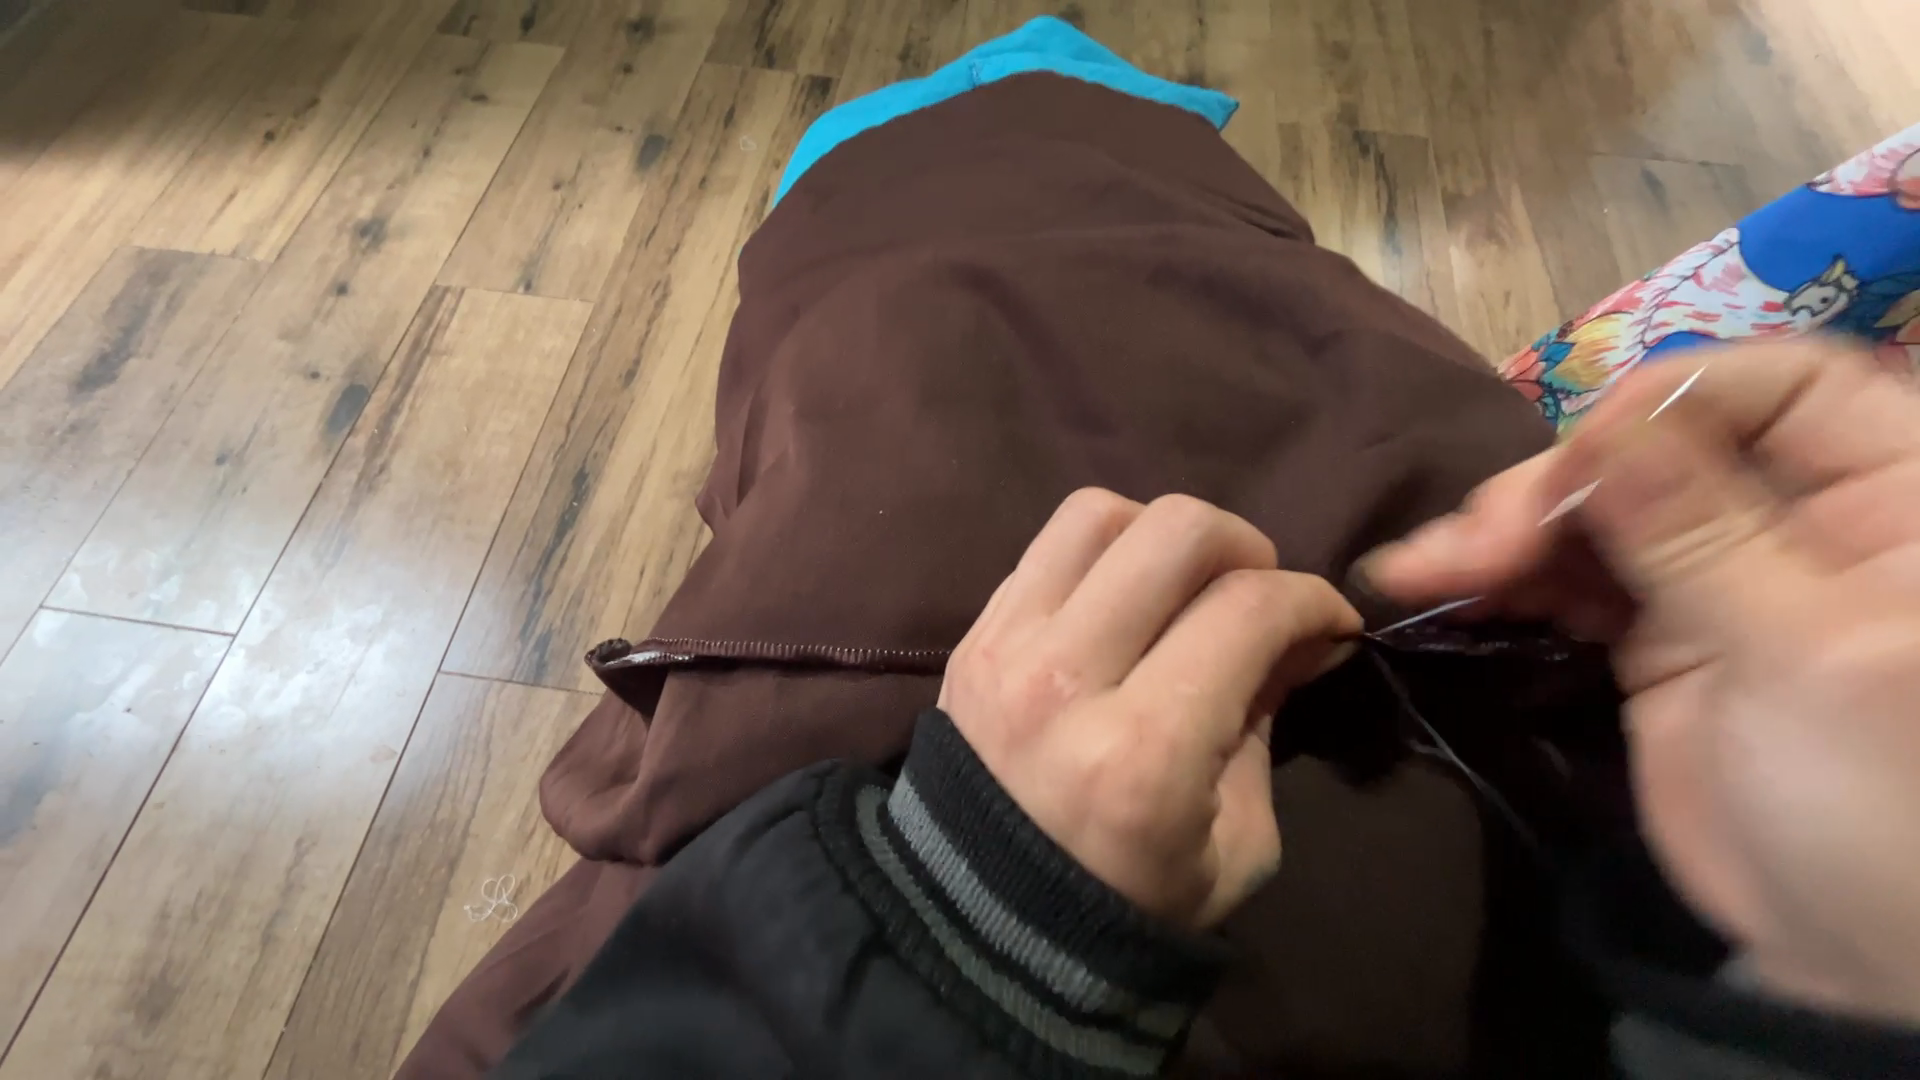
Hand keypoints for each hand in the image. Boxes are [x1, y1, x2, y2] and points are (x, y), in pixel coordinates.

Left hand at [939, 489, 1360, 929]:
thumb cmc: (1124, 899)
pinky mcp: (974, 633)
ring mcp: (1006, 645)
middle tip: (1256, 591)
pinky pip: (1046, 544)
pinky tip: (1123, 595)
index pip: (1246, 612)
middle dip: (1244, 545)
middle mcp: (1066, 678)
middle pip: (1174, 531)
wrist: (979, 910)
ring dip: (1161, 533)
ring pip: (1098, 513)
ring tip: (1183, 583)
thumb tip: (1302, 634)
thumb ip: (1265, 720)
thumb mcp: (1236, 843)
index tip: (1329, 621)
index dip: (1311, 600)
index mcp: (1142, 751)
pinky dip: (1103, 550)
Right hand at [1364, 340, 1919, 1024]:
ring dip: (1491, 538)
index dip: (1667, 404)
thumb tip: (1615, 422)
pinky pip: (1556, 577)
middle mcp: (1796, 520)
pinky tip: (1433, 590)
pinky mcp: (1645, 629)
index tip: (1577, 465)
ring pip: (1583, 515)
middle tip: (1464, 549)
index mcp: (1895, 500)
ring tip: (1413, 574)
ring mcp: (1710, 575)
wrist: (1851, 953)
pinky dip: (1493, 580)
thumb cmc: (1888, 809)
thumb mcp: (1807, 656)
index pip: (1778, 386)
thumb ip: (1705, 532)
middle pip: (1643, 452)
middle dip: (1540, 494)